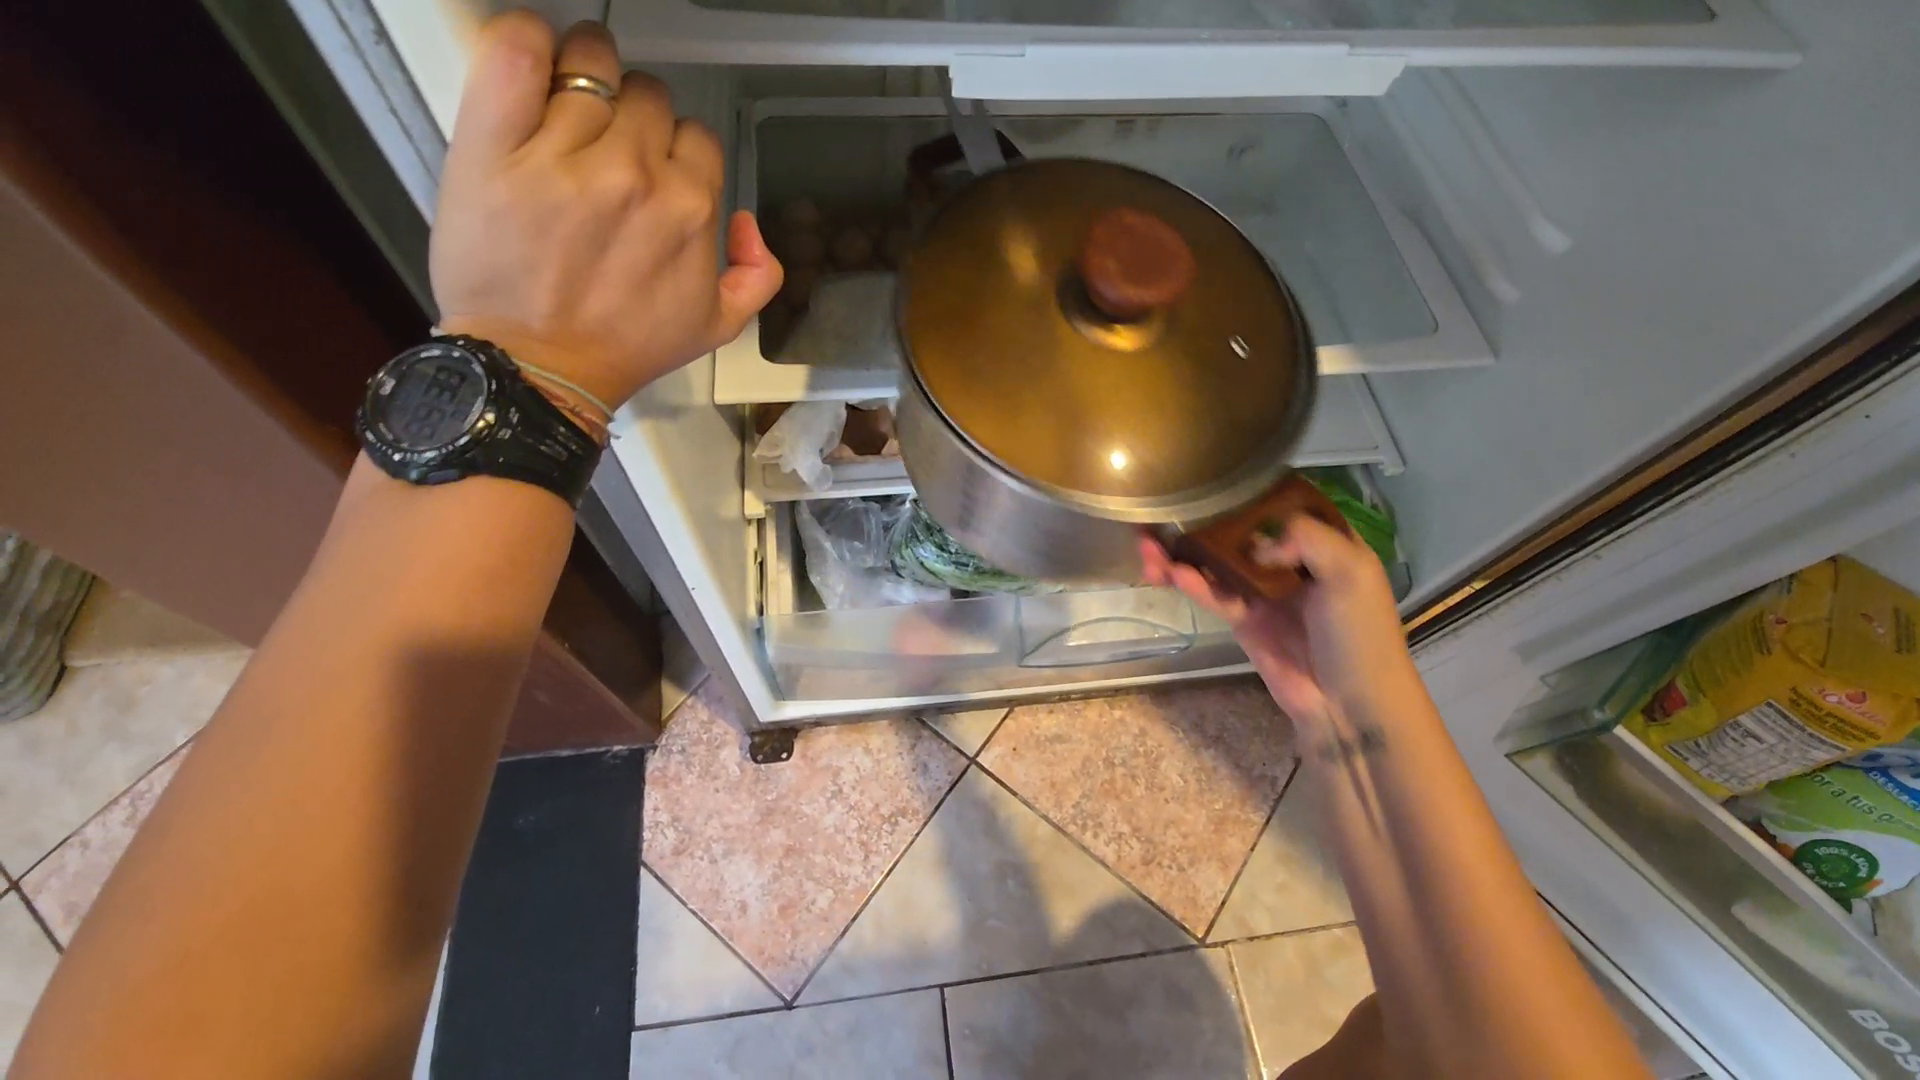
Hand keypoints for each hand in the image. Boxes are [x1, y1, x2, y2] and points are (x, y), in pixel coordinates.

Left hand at [430, 15, 781, 407]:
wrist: (539, 366)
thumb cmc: (628, 347)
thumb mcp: (717, 327)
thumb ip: (758, 276)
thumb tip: (745, 221)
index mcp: (691, 209)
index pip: (696, 137)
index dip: (675, 151)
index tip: (653, 171)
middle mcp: (636, 173)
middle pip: (648, 97)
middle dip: (634, 117)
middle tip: (607, 147)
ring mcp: (564, 153)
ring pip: (591, 63)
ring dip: (586, 74)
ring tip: (568, 103)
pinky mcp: (495, 142)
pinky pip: (515, 52)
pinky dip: (527, 40)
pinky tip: (535, 60)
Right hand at [1138, 516, 1416, 728]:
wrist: (1350, 704)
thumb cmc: (1359, 634)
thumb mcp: (1351, 572)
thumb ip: (1306, 537)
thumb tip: (1255, 543)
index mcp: (1324, 541)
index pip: (1279, 504)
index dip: (1246, 491)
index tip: (1210, 478)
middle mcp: (1290, 560)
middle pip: (1237, 531)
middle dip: (1201, 521)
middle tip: (1160, 513)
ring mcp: (1263, 591)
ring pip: (1216, 562)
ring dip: (1182, 553)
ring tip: (1146, 545)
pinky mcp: (1243, 620)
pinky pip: (1212, 594)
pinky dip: (1191, 583)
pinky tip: (1171, 574)